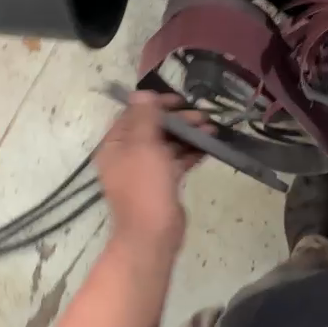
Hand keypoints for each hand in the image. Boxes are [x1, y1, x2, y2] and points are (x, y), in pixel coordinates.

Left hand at [95, 92, 204, 255]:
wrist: (152, 233)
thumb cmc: (145, 186)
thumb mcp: (143, 145)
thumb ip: (143, 117)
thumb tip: (141, 93)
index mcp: (116, 145)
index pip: (134, 115)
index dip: (157, 104)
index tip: (181, 101)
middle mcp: (128, 155)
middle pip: (153, 129)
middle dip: (178, 120)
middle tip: (203, 116)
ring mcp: (145, 170)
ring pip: (167, 144)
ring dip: (188, 135)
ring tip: (212, 130)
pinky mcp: (162, 183)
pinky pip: (176, 161)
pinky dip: (190, 152)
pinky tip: (208, 147)